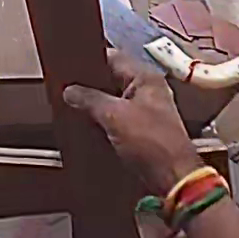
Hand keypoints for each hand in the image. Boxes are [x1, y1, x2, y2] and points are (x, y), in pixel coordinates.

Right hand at [62, 49, 203, 195]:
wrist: (174, 180)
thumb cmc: (150, 142)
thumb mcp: (114, 115)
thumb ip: (89, 99)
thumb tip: (69, 91)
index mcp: (145, 78)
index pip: (112, 57)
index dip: (89, 59)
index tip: (66, 64)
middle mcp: (147, 89)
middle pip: (111, 77)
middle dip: (89, 82)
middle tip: (63, 84)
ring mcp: (145, 109)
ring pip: (112, 98)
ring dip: (94, 102)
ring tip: (69, 102)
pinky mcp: (141, 128)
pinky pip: (115, 115)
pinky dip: (101, 117)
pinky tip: (84, 121)